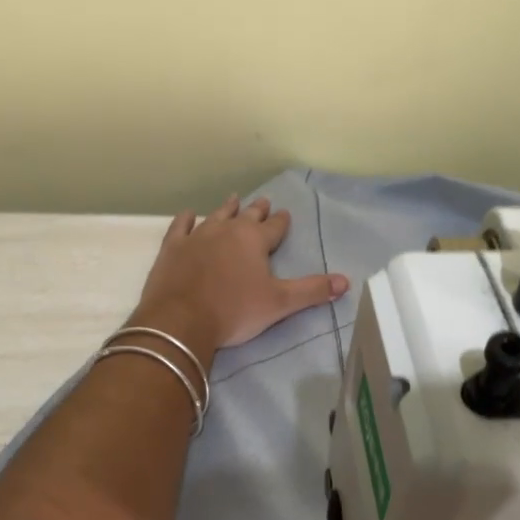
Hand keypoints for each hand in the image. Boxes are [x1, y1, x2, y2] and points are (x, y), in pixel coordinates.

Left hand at [133, 195, 348, 350]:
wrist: (181, 320)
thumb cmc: (235, 311)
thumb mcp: (279, 303)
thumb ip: (312, 290)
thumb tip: (346, 281)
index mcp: (254, 240)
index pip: (274, 227)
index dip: (281, 222)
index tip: (285, 214)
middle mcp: (227, 230)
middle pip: (246, 215)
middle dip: (257, 210)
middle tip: (264, 201)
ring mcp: (197, 236)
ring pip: (216, 216)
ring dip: (227, 208)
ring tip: (233, 199)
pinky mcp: (173, 248)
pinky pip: (181, 226)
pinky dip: (187, 219)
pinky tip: (189, 215)